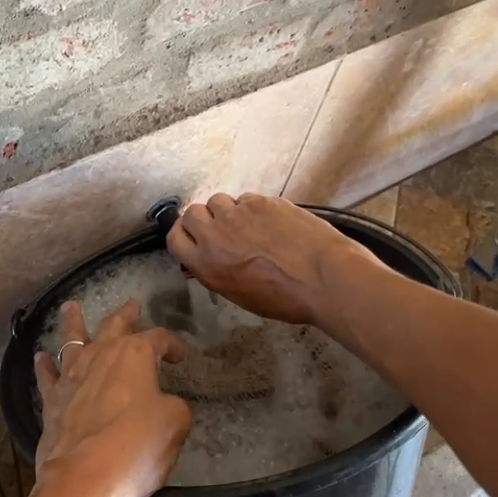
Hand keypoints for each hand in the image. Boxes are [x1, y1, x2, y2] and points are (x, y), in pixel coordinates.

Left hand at [33, 299, 191, 496]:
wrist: (83, 480)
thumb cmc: (135, 447)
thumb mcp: (174, 423)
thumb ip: (173, 406)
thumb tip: (163, 404)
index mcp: (135, 355)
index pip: (159, 339)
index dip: (172, 345)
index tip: (179, 356)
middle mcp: (101, 356)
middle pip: (114, 327)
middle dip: (125, 315)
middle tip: (131, 304)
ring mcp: (72, 377)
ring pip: (72, 340)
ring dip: (74, 323)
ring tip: (70, 307)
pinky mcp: (52, 401)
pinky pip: (47, 375)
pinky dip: (45, 365)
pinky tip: (41, 357)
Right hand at [164, 193, 382, 323]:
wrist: (323, 277)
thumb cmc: (285, 297)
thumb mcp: (240, 295)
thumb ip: (218, 272)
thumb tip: (212, 260)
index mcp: (207, 265)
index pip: (175, 238)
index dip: (184, 236)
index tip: (194, 238)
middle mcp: (216, 235)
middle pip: (192, 213)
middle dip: (203, 219)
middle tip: (221, 229)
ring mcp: (238, 213)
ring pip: (219, 200)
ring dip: (228, 210)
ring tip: (248, 225)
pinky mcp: (261, 201)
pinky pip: (247, 199)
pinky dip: (254, 208)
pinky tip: (271, 222)